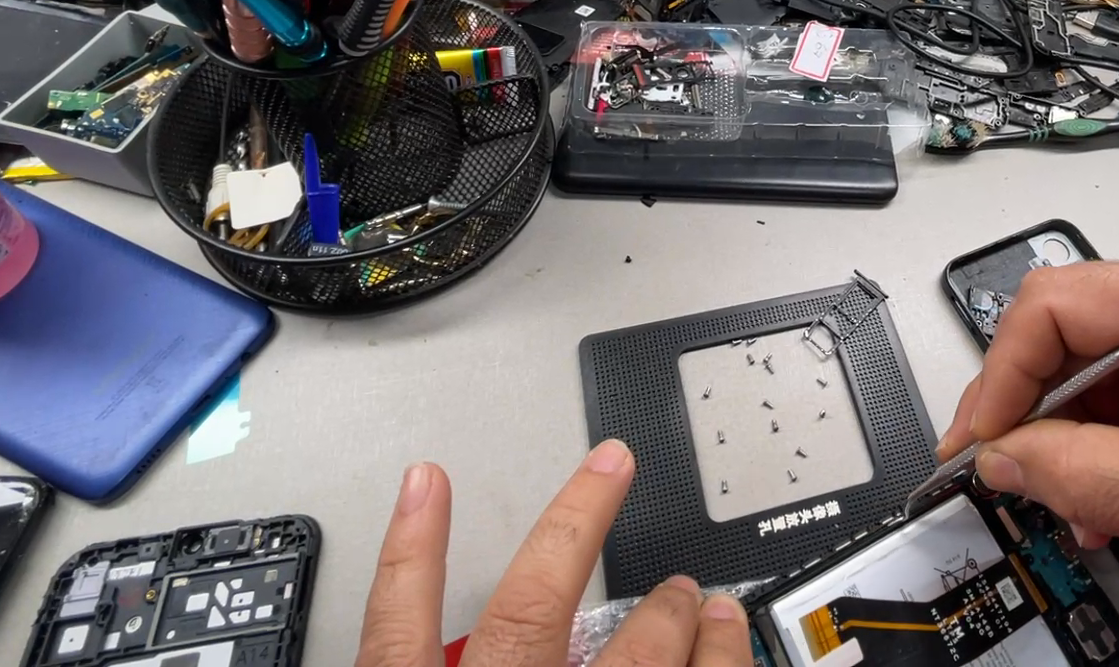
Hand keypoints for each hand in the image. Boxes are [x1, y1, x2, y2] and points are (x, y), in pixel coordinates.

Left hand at [354, 442, 753, 666]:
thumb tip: (709, 647)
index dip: (716, 661)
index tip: (725, 631)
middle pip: (623, 666)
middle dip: (664, 623)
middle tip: (685, 596)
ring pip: (518, 622)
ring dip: (571, 536)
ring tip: (604, 471)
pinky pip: (393, 629)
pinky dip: (409, 557)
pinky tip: (424, 484)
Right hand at [938, 260, 1118, 628]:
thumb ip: (1080, 475)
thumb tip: (996, 458)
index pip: (1054, 305)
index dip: (1004, 371)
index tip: (980, 439)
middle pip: (1061, 336)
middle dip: (1023, 407)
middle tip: (996, 466)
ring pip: (1082, 377)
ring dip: (1058, 439)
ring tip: (1060, 499)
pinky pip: (1115, 406)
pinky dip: (1093, 452)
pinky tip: (1097, 500)